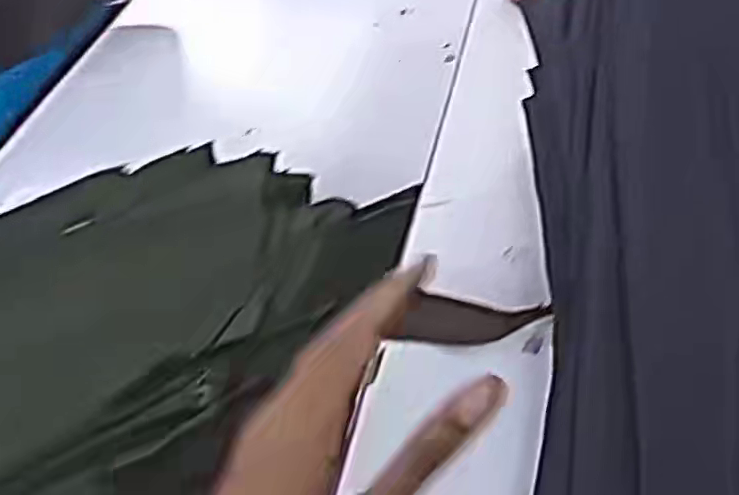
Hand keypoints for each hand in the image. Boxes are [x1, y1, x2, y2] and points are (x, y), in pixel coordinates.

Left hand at [215, 257, 505, 494]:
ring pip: (308, 367)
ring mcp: (258, 445)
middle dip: (372, 307)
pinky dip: (328, 368)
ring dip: (350, 336)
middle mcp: (275, 425)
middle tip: (409, 282)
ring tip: (384, 318)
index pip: (353, 335)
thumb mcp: (381, 489)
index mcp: (305, 421)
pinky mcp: (253, 463)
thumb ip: (433, 441)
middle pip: (329, 345)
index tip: (421, 265)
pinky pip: (294, 392)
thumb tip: (486, 389)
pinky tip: (343, 380)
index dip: (392, 293)